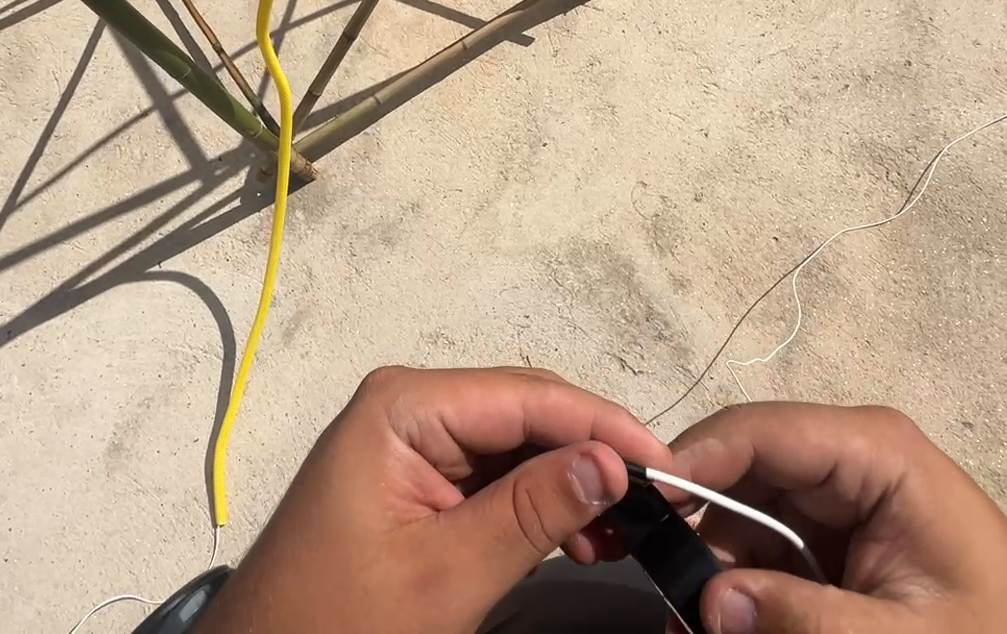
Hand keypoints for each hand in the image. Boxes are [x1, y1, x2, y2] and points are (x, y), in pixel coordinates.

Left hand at [201, 366, 671, 633]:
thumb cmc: (341, 618)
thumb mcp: (444, 572)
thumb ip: (531, 511)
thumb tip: (613, 463)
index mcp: (407, 403)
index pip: (524, 396)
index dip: (598, 423)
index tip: (664, 463)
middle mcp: (414, 403)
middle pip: (523, 410)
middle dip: (589, 449)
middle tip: (656, 498)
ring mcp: (418, 436)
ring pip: (517, 441)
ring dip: (571, 478)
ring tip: (626, 527)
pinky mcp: (423, 473)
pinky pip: (496, 472)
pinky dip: (541, 499)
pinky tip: (582, 532)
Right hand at [668, 403, 1006, 633]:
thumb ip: (811, 622)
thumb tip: (708, 603)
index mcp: (872, 449)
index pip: (756, 431)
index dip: (692, 461)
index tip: (641, 510)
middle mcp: (845, 452)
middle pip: (740, 465)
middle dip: (697, 525)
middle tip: (662, 590)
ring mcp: (838, 487)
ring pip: (742, 506)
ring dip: (712, 561)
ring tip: (691, 624)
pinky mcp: (834, 523)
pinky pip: (765, 537)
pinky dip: (739, 578)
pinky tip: (726, 618)